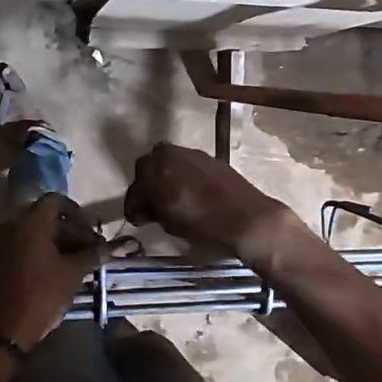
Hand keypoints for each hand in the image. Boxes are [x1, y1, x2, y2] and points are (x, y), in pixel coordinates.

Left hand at [0, 194, 108, 346]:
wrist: (6, 332)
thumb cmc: (42, 296)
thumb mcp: (73, 273)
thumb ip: (96, 253)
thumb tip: (125, 244)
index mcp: (29, 223)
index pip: (55, 201)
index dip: (76, 212)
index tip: (91, 229)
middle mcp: (10, 225)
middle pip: (46, 218)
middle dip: (71, 230)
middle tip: (91, 248)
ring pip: (34, 232)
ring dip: (57, 240)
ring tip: (78, 260)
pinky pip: (21, 243)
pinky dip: (40, 249)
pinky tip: (57, 266)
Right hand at [123, 143, 301, 265]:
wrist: (248, 218)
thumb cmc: (206, 227)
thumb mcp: (172, 225)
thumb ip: (154, 212)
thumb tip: (147, 209)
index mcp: (156, 176)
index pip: (134, 191)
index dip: (133, 207)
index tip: (138, 219)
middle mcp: (169, 158)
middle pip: (146, 166)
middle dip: (145, 184)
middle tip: (151, 203)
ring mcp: (190, 154)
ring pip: (164, 157)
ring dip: (162, 173)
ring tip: (169, 193)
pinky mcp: (207, 156)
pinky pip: (184, 160)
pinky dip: (180, 171)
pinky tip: (188, 187)